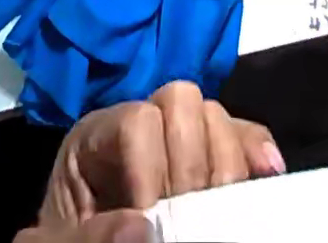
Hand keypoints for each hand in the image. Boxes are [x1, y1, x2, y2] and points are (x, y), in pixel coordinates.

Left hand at [17, 80, 286, 242]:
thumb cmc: (70, 239)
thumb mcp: (60, 242)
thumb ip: (87, 237)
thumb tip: (142, 226)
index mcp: (99, 133)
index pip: (138, 118)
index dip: (151, 168)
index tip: (152, 220)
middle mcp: (145, 118)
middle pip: (183, 99)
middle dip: (193, 160)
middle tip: (192, 216)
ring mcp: (183, 132)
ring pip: (217, 114)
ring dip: (226, 162)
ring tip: (222, 212)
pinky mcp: (214, 151)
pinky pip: (246, 133)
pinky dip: (258, 152)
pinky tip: (267, 175)